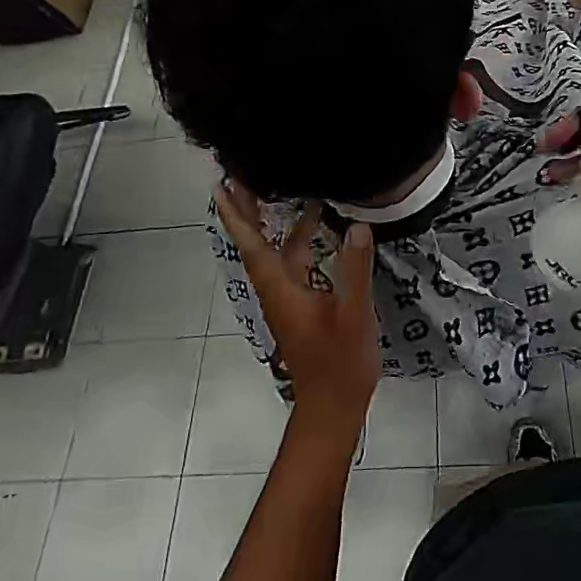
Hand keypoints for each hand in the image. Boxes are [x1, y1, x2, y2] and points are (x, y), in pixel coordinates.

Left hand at [213, 184, 379, 424]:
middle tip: (244, 178)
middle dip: (250, 212)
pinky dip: (303, 243)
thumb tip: (357, 227)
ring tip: (289, 193)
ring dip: (280, 225)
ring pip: (280, 254)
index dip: (239, 215)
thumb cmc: (340, 361)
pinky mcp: (305, 306)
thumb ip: (355, 269)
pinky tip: (322, 232)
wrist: (334, 403)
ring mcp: (292, 299)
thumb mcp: (353, 313)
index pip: (255, 245)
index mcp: (282, 290)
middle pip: (259, 244)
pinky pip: (298, 265)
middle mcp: (280, 291)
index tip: (223, 186)